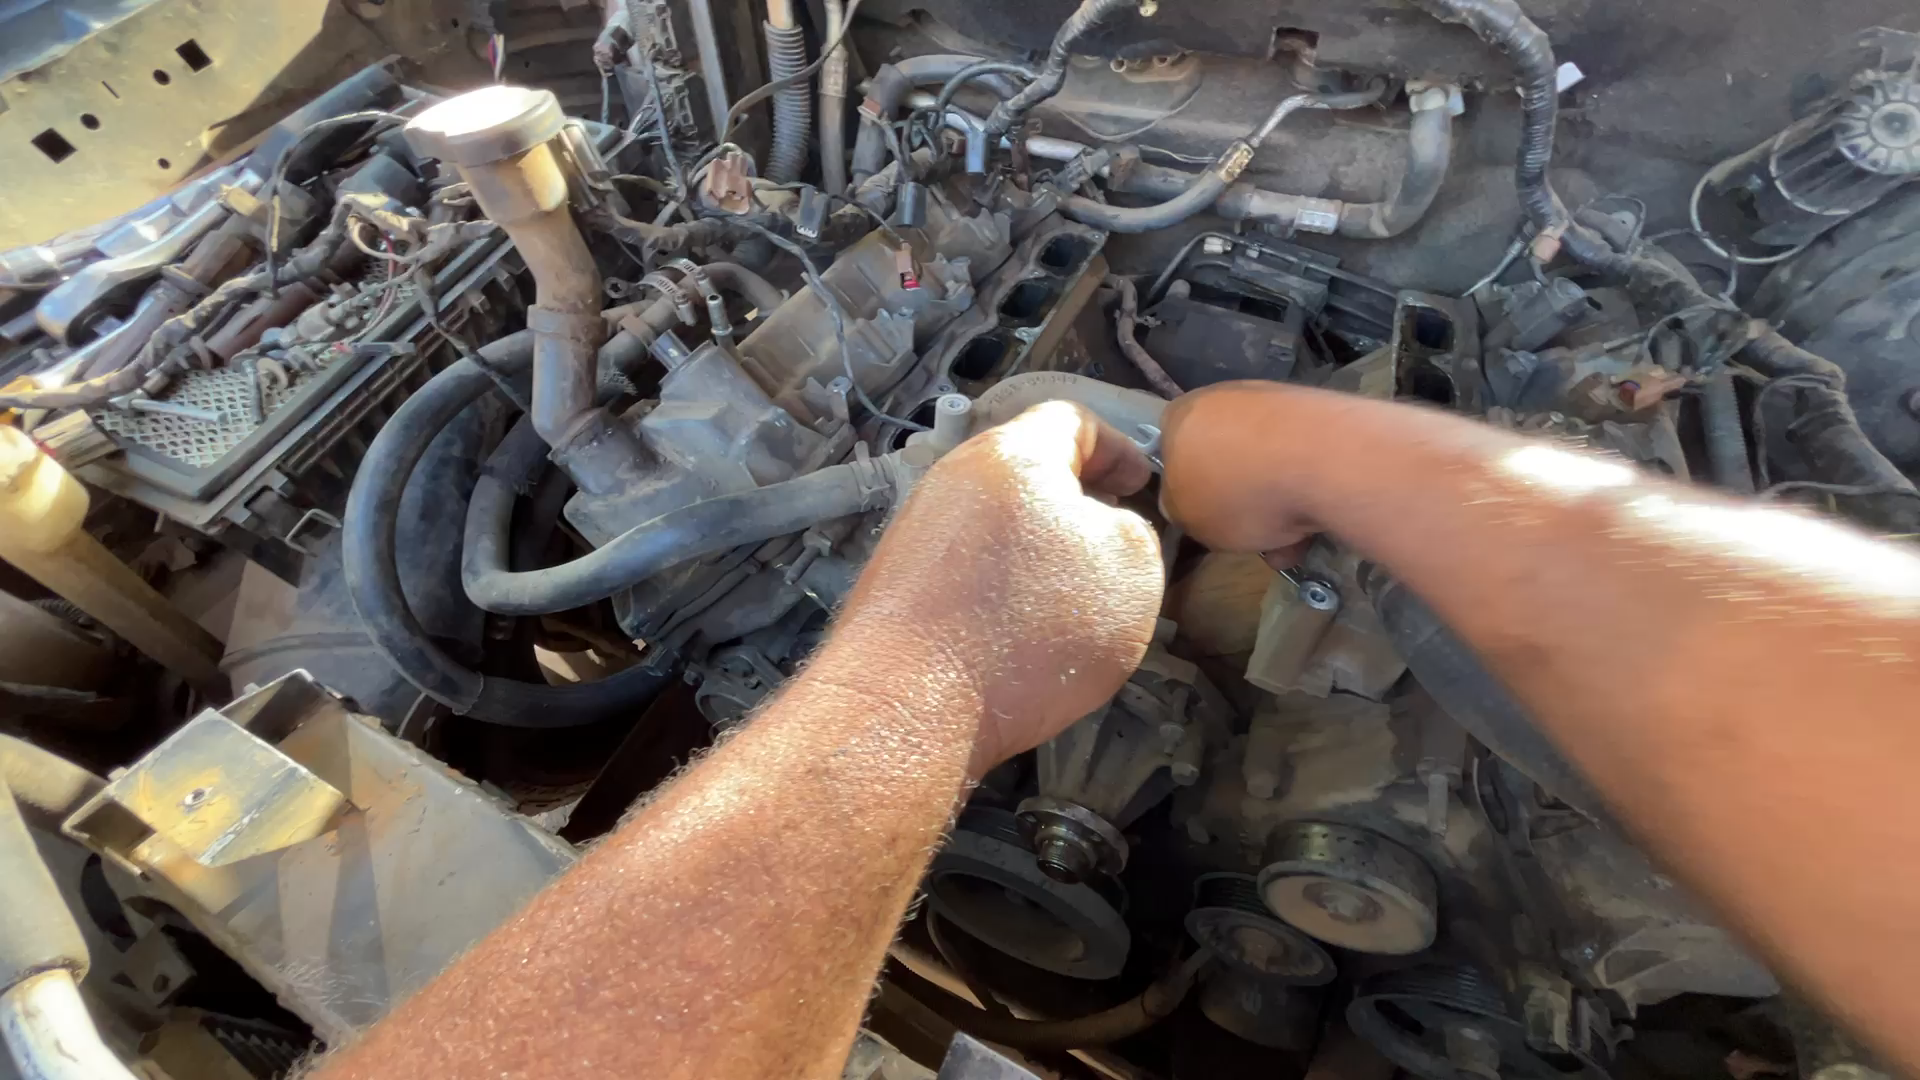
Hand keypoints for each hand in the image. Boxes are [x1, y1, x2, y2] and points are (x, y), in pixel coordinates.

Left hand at [832, 401, 1164, 774]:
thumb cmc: (1028, 630)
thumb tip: (1105, 525)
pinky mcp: (896, 575)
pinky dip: (997, 575)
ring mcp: (917, 526)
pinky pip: (963, 559)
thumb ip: (1132, 531)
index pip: (1071, 420)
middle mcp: (954, 478)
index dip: (1117, 448)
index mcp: (1012, 456)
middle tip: (1107, 533)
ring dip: (1035, 541)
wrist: (909, 701)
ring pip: (993, 516)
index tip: (1138, 484)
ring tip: (1065, 589)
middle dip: (1074, 495)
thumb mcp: (1129, 574)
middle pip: (1026, 467)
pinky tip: (1013, 622)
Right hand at [1158, 381, 1322, 554]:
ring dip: (1273, 501)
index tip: (1199, 511)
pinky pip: (1302, 461)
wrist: (1328, 462)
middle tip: (1245, 533)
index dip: (1183, 483)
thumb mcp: (1185, 517)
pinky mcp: (1324, 413)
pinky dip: (1306, 491)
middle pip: (1222, 456)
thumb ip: (1178, 506)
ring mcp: (1278, 401)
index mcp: (1183, 414)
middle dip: (1235, 497)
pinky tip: (1316, 525)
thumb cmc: (1237, 490)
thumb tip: (1186, 500)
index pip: (1170, 446)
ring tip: (1289, 542)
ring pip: (1265, 462)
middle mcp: (1227, 398)